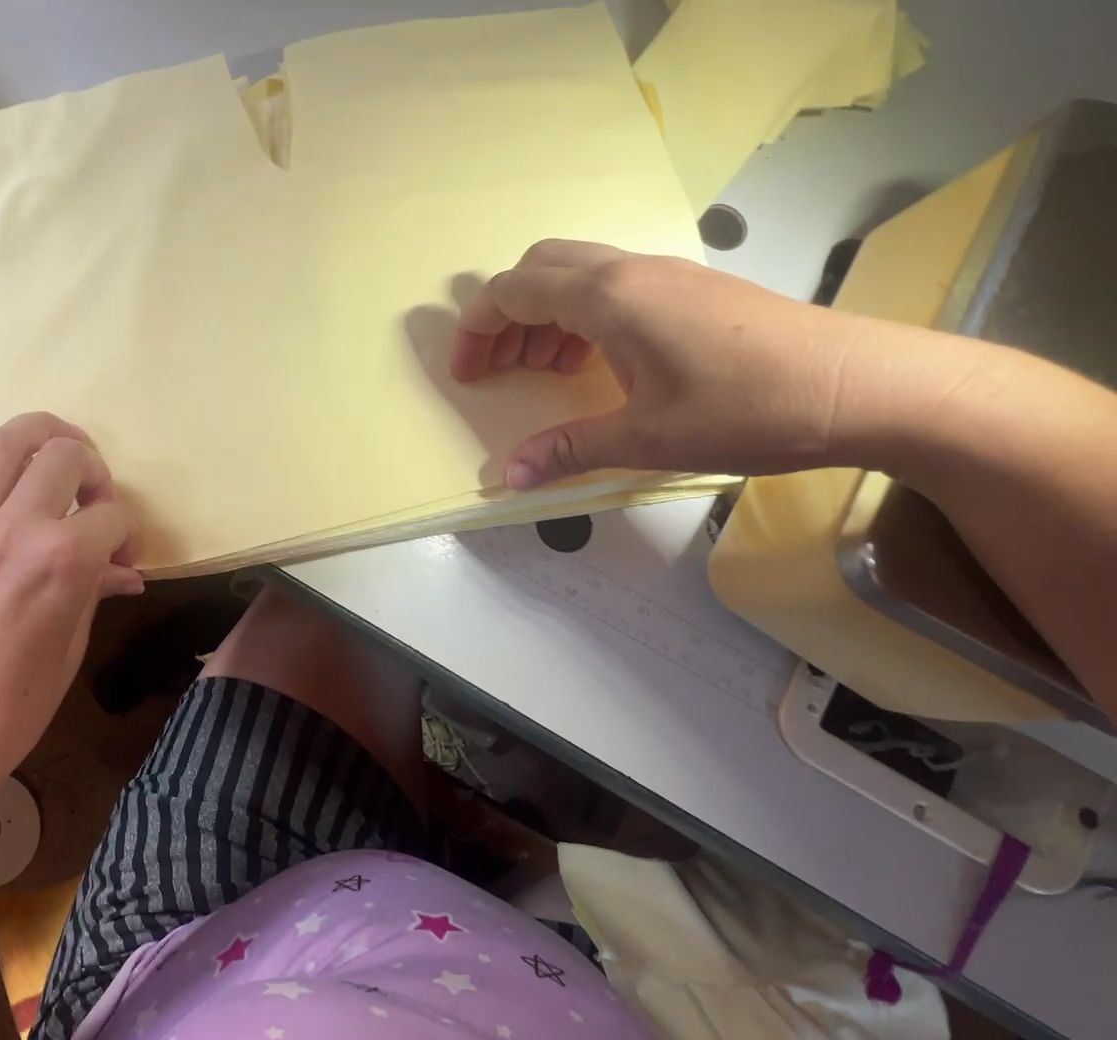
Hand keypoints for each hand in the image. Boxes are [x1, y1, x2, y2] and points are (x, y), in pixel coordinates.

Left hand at [0, 413, 140, 819]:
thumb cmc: (15, 706)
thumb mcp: (71, 647)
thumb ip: (96, 590)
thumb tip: (125, 571)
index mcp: (60, 560)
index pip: (112, 515)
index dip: (129, 532)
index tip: (127, 559)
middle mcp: (14, 525)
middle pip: (63, 454)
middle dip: (94, 468)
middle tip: (98, 500)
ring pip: (6, 439)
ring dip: (42, 437)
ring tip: (61, 459)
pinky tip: (14, 490)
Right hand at [450, 239, 910, 486]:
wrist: (867, 387)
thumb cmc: (747, 408)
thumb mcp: (645, 439)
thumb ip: (566, 450)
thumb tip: (506, 477)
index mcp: (608, 297)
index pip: (511, 291)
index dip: (475, 331)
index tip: (466, 378)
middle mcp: (631, 270)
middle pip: (538, 267)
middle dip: (504, 316)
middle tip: (499, 369)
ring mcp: (667, 275)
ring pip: (576, 274)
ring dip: (542, 316)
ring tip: (542, 372)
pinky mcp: (693, 290)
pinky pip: (612, 286)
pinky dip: (580, 317)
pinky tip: (594, 365)